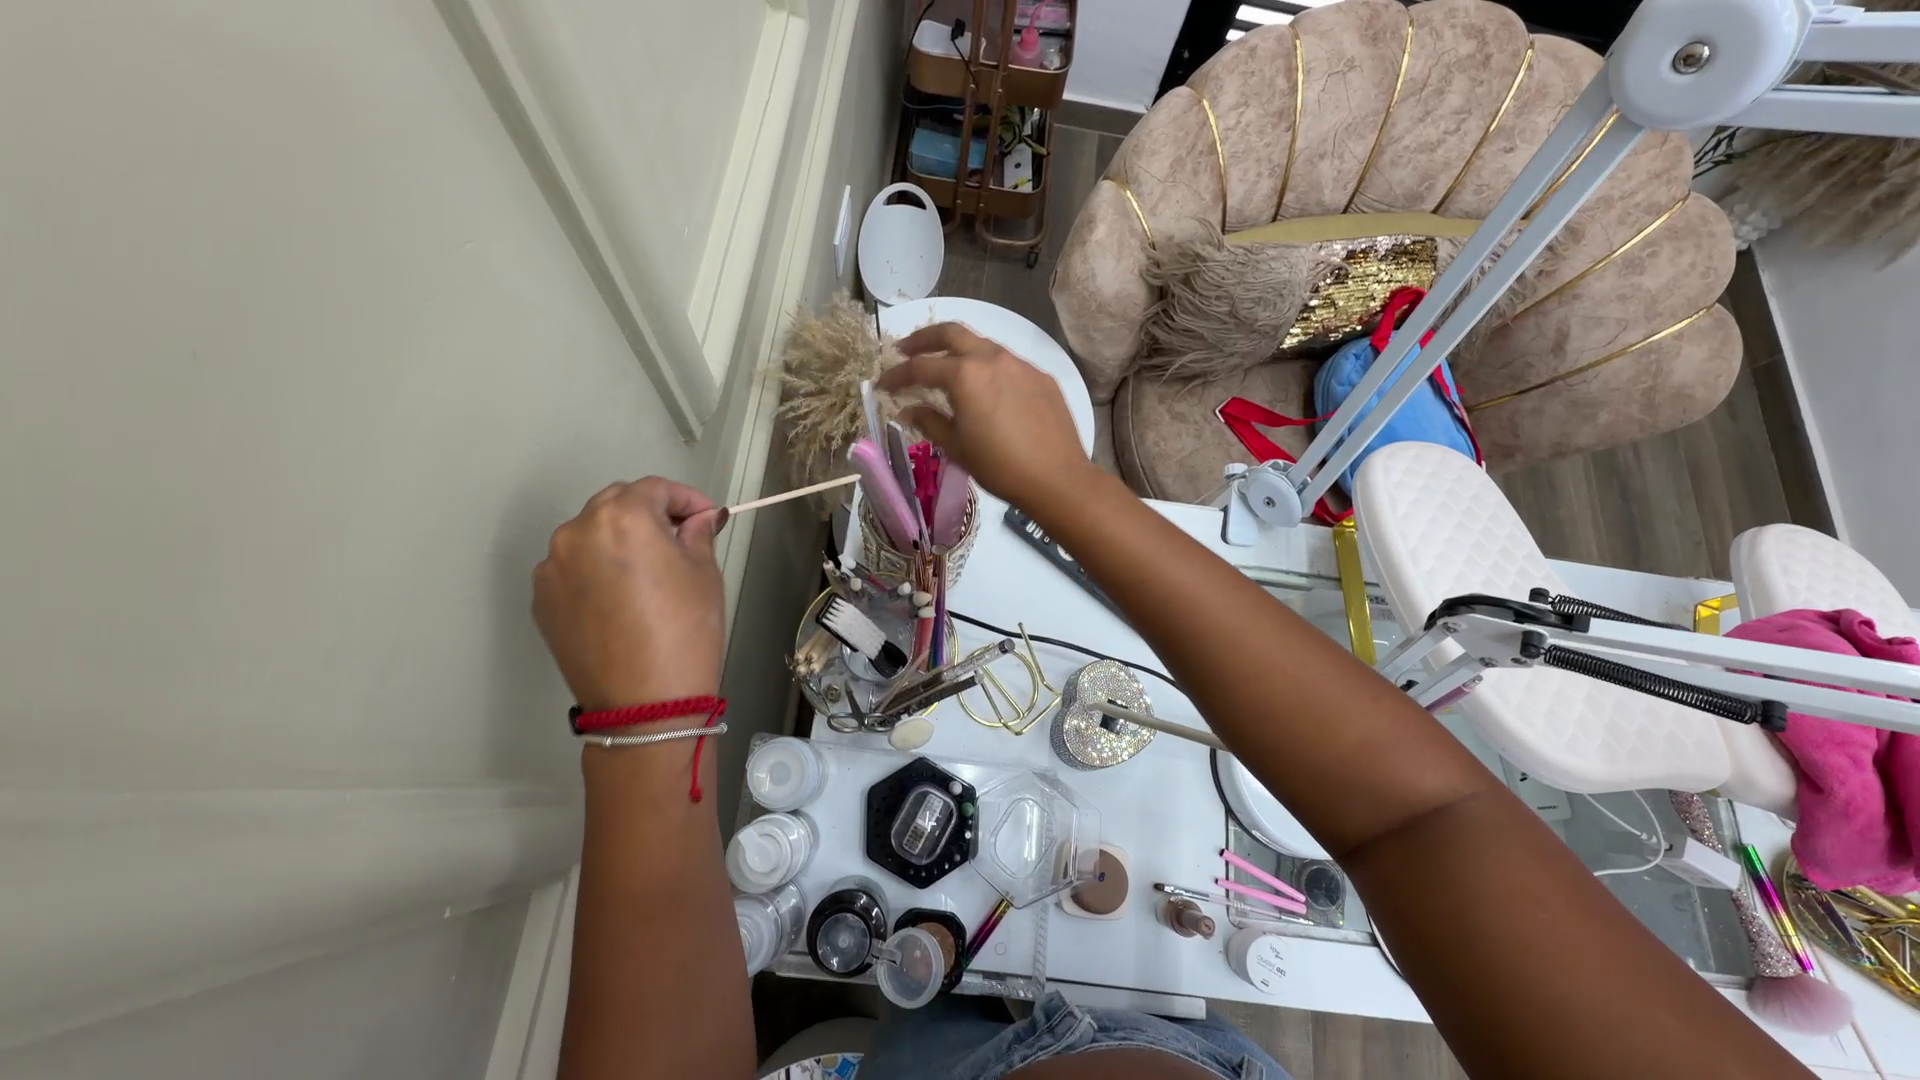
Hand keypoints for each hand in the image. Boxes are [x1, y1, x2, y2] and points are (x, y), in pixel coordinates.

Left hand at [533, 478, 725, 714]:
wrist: (644, 705)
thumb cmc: (685, 634)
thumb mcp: (704, 575)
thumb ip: (696, 533)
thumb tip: (697, 519)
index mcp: (623, 517)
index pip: (655, 488)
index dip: (686, 498)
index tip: (706, 517)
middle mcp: (577, 531)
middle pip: (616, 503)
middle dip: (650, 513)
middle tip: (681, 539)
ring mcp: (552, 566)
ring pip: (590, 534)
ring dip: (619, 539)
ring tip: (649, 571)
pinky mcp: (542, 599)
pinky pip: (573, 567)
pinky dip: (597, 568)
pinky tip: (622, 597)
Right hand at [879, 322, 1094, 506]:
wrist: (1057, 478)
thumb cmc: (1000, 467)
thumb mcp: (957, 447)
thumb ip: (929, 421)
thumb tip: (908, 410)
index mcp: (965, 375)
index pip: (921, 367)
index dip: (897, 375)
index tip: (882, 383)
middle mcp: (992, 359)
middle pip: (952, 333)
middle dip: (924, 339)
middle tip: (906, 350)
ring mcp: (1021, 364)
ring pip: (983, 345)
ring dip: (959, 351)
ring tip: (946, 368)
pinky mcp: (1041, 377)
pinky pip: (1008, 364)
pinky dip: (987, 368)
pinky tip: (986, 390)